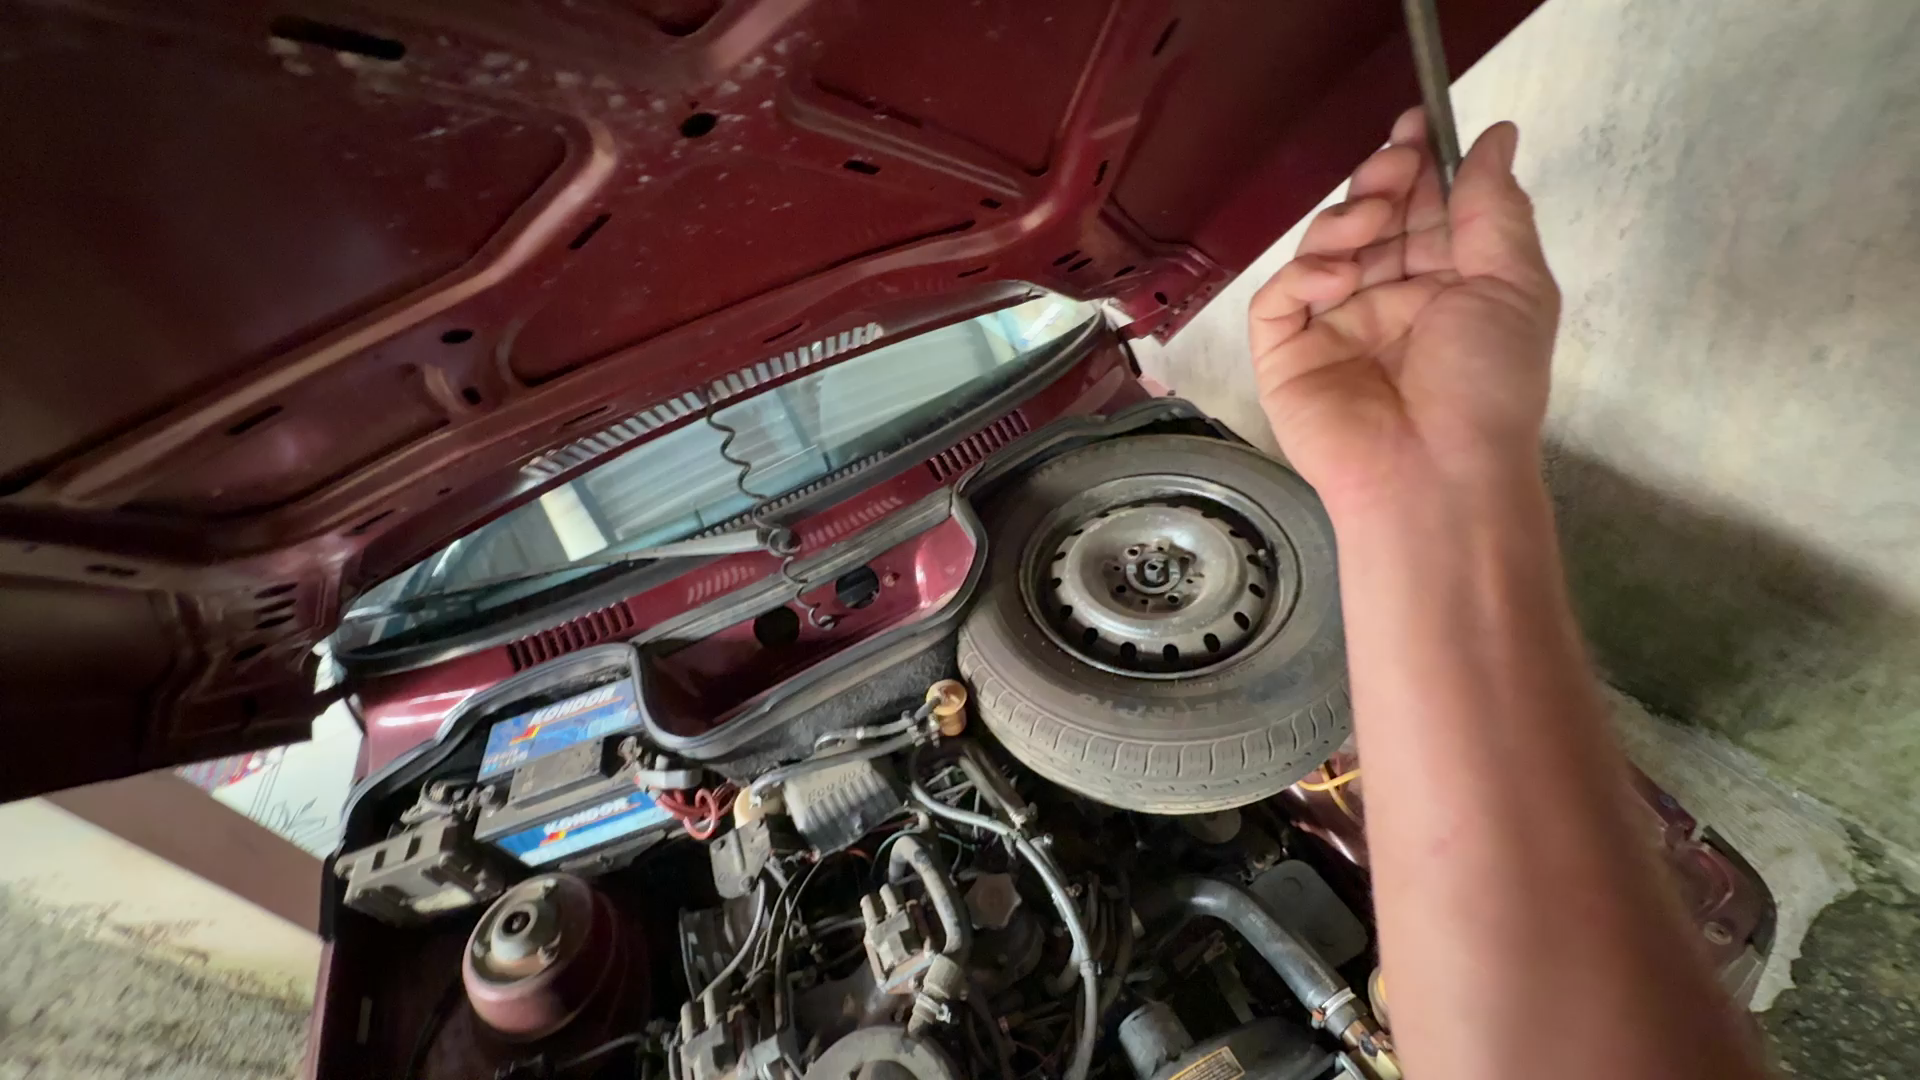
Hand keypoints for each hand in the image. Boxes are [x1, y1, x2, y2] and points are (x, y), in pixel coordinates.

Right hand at [1248, 111, 1559, 516]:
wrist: (1431, 471)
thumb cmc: (1484, 387)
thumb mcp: (1513, 286)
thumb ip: (1493, 210)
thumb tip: (1492, 137)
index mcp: (1441, 287)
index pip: (1420, 213)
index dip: (1417, 168)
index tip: (1418, 128)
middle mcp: (1382, 303)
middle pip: (1365, 225)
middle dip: (1378, 183)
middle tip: (1394, 164)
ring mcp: (1328, 330)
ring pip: (1316, 253)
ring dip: (1341, 222)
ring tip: (1369, 219)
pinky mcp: (1283, 356)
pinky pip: (1276, 301)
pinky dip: (1300, 277)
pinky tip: (1336, 278)